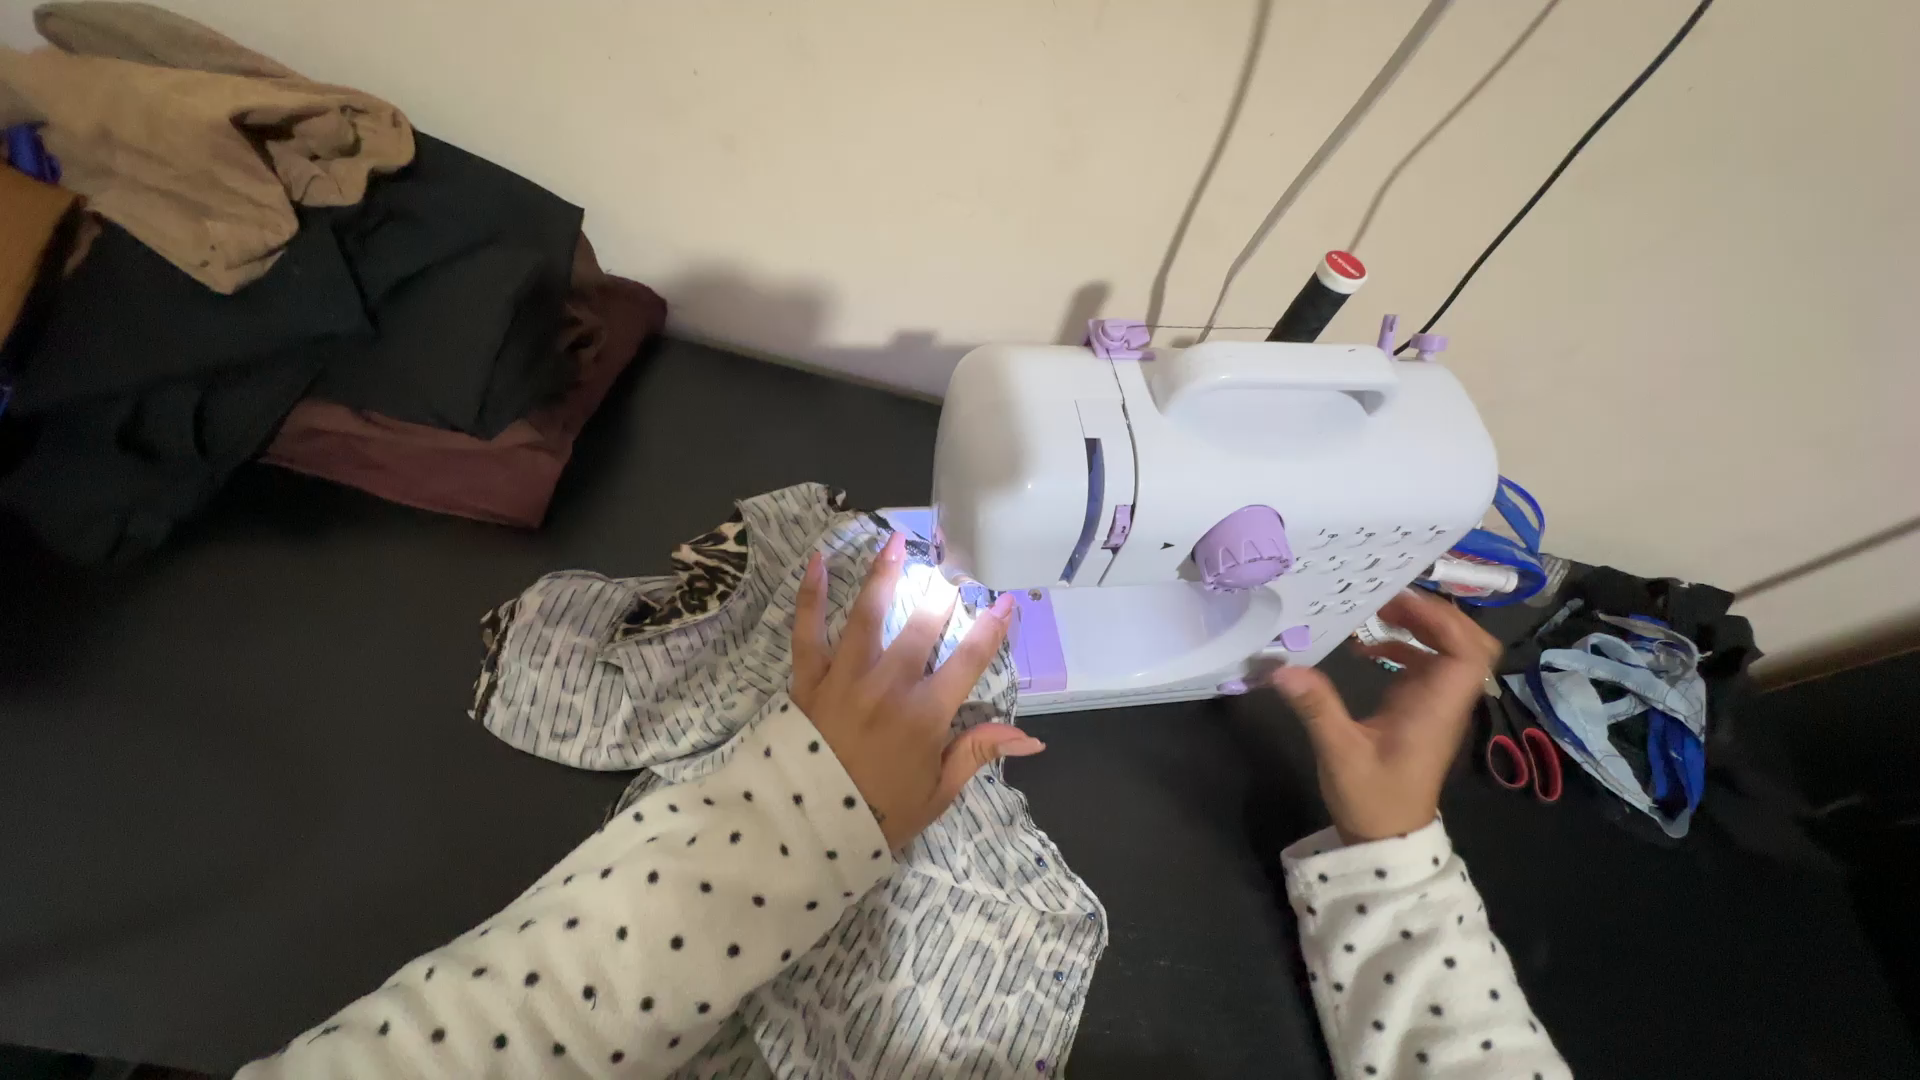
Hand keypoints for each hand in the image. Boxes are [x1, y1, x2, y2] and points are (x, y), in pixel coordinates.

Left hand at [791, 532, 1044, 850]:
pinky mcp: (809, 678)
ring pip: (868, 615)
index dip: (991, 630)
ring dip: (884, 576)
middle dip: (940, 594)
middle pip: (921, 627)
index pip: (969, 661)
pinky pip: (808, 631)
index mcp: (925, 714)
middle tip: (951, 567)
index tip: (1006, 601)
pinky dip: (810, 596)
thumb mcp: (938, 791)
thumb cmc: (880, 813)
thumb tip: (1032, 738)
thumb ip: (979, 752)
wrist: (807, 831)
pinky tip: (817, 562)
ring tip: (896, 542)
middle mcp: (888, 685)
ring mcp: (846, 677)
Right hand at [1268, 589, 1499, 844]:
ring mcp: (1432, 706)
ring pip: (1447, 653)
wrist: (1387, 839)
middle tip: (1389, 600)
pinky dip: (1404, 649)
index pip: (1466, 653)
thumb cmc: (1372, 798)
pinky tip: (1368, 649)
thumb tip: (1281, 668)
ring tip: (1377, 612)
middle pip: (1467, 645)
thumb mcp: (1339, 751)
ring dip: (1419, 628)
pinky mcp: (1417, 712)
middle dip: (1435, 616)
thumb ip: (1316, 707)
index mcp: (1435, 708)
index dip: (1443, 621)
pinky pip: (1425, 668)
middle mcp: (1442, 702)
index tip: (1399, 602)